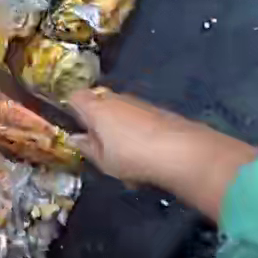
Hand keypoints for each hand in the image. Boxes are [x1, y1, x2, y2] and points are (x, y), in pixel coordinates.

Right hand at [67, 87, 257, 221]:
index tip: (76, 127)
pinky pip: (140, 118)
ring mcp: (140, 103)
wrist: (184, 152)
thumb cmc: (132, 157)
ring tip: (126, 154)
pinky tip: (146, 154)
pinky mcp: (160, 111)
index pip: (76, 96)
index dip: (73, 108)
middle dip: (98, 119)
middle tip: (100, 144)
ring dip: (119, 126)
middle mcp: (117, 99)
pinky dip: (138, 131)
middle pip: (100, 102)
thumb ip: (87, 147)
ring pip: (121, 110)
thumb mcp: (102, 161)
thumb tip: (75, 138)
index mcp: (97, 109)